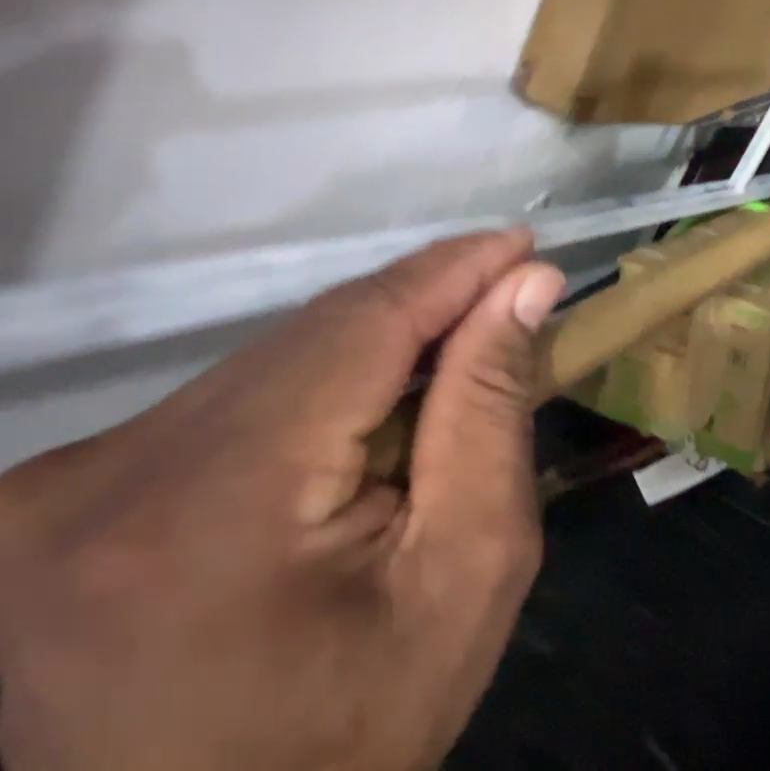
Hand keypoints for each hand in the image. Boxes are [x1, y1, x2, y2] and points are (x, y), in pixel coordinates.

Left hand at [0, 231, 566, 770]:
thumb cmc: (366, 721)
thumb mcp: (466, 570)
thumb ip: (488, 420)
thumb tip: (522, 294)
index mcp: (206, 503)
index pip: (353, 331)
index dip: (447, 274)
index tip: (525, 244)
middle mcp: (91, 482)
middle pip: (298, 345)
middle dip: (418, 311)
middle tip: (513, 293)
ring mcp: (46, 498)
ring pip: (254, 374)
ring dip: (365, 356)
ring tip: (457, 357)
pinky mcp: (45, 513)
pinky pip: (211, 415)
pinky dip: (305, 399)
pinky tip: (363, 423)